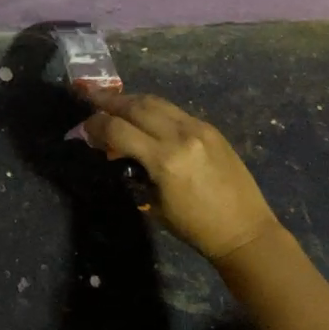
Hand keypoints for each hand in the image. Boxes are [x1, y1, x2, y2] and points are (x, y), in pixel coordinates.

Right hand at [83, 92, 278, 260]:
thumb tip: (114, 150)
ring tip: (112, 101)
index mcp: (164, 160)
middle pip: (134, 106)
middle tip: (88, 96)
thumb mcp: (155, 204)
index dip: (94, 126)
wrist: (246, 232)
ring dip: (129, 100)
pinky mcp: (209, 128)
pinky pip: (173, 110)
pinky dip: (152, 108)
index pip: (117, 129)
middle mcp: (180, 136)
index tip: (82, 130)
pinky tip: (143, 114)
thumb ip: (134, 170)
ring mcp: (197, 128)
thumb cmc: (196, 228)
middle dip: (107, 101)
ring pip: (154, 101)